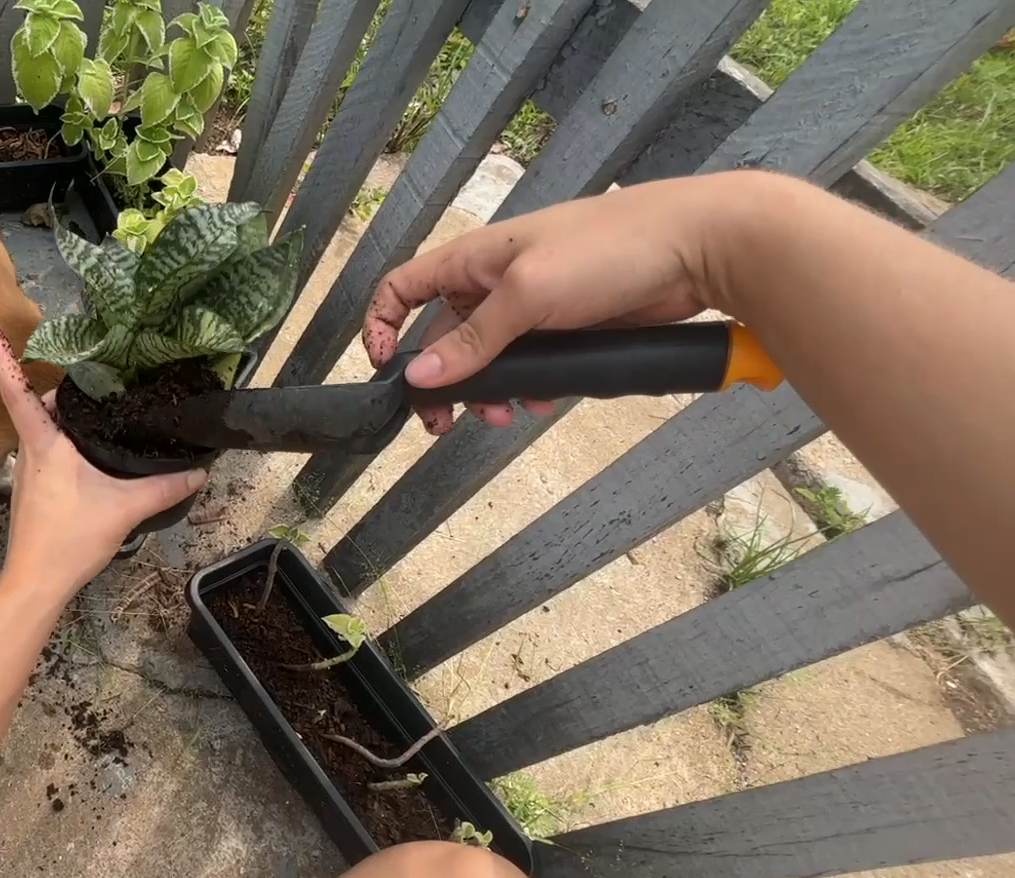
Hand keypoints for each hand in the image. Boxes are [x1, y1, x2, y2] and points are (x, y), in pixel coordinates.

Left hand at [0, 321, 204, 597]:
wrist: (36, 582)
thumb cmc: (69, 540)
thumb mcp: (124, 509)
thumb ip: (163, 488)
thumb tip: (199, 471)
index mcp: (44, 445)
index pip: (17, 391)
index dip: (1, 356)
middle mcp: (30, 452)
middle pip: (35, 406)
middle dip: (56, 386)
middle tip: (91, 373)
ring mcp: (29, 473)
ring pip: (41, 430)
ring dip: (60, 415)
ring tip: (98, 405)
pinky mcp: (35, 491)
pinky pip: (46, 452)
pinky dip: (62, 440)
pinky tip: (89, 451)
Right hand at [365, 174, 739, 433]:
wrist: (706, 244)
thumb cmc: (608, 249)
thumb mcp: (527, 294)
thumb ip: (470, 340)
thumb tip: (416, 378)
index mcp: (470, 262)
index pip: (400, 289)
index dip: (380, 326)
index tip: (385, 369)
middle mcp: (489, 285)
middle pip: (438, 340)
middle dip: (438, 384)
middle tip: (442, 423)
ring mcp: (525, 308)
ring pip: (482, 361)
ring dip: (483, 394)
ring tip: (502, 417)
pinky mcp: (558, 328)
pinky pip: (524, 366)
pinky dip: (525, 389)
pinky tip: (543, 403)